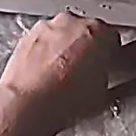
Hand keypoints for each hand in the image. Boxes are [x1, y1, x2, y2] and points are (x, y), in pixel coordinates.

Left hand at [0, 12, 118, 135]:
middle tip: (83, 74)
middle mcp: (68, 24)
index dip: (108, 54)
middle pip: (85, 31)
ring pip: (61, 35)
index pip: (111, 35)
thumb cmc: (60, 105)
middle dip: (85, 49)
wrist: (24, 110)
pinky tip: (44, 77)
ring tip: (61, 79)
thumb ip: (104, 76)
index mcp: (95, 33)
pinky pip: (42, 43)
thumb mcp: (100, 93)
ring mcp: (45, 30)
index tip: (105, 66)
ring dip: (63, 50)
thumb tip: (102, 77)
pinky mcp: (25, 39)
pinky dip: (44, 55)